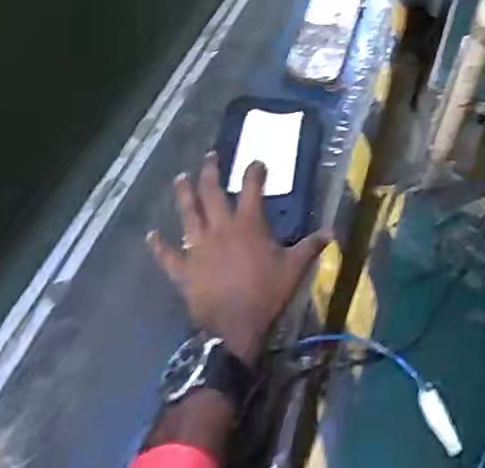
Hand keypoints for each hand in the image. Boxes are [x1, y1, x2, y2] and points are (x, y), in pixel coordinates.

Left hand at [148, 153, 327, 365]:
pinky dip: (159, 245)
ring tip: (181, 177)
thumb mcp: (293, 269)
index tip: (257, 163)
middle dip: (210, 170)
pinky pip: (167, 254)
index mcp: (247, 223)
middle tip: (209, 156)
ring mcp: (197, 246)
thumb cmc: (265, 294)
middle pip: (211, 190)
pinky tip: (151, 235)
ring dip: (183, 193)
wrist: (234, 328)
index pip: (252, 187)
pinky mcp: (183, 268)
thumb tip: (333, 231)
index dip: (254, 172)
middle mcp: (220, 226)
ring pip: (187, 212)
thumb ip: (310, 247)